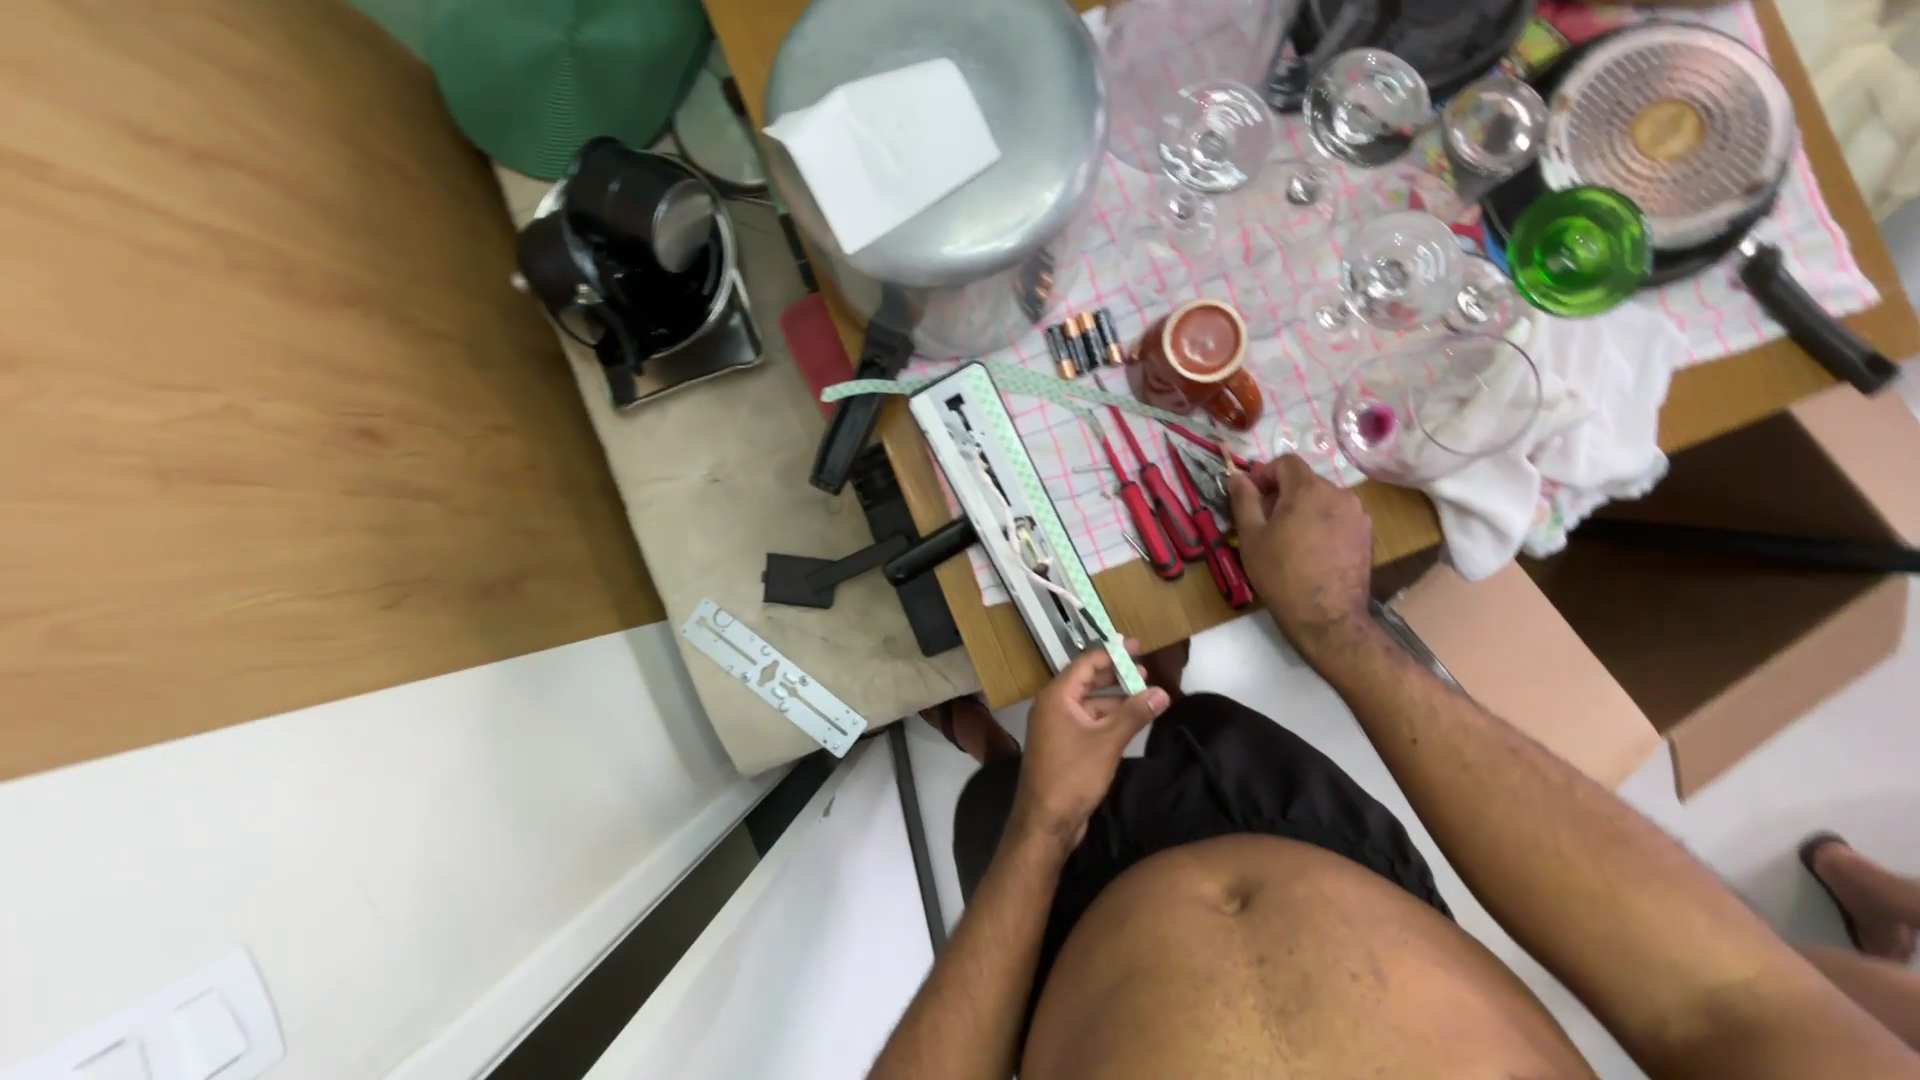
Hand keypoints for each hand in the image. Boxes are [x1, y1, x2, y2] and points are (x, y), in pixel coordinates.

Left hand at [1011, 643, 1169, 849]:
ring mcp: (1055, 727)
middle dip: (1115, 675)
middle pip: (1086, 680)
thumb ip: (1134, 714)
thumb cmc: (1072, 775)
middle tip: (1146, 670)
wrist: (1045, 820)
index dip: (1113, 652)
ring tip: (1144, 695)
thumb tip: (1163, 691)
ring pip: (1088, 703)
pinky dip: (1107, 717)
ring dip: (1114, 698)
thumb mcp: (1107, 742)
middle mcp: (1052, 706)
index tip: (1138, 647)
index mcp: (1056, 696)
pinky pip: (1086, 721)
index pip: (1086, 663)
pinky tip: (1129, 721)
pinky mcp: (1062, 746)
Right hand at [1227, 455, 1373, 656]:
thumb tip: (1237, 477)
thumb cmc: (1281, 573)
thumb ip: (1244, 500)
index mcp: (1308, 489)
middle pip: (1305, 481)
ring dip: (1304, 509)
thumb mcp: (1252, 536)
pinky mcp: (1367, 534)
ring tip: (1290, 539)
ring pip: (1323, 500)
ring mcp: (1358, 514)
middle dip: (1283, 494)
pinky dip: (1323, 524)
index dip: (1264, 474)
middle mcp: (1339, 493)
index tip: (1250, 497)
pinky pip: (1339, 517)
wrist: (1326, 616)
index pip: (1286, 462)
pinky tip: (1312, 551)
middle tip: (1265, 522)